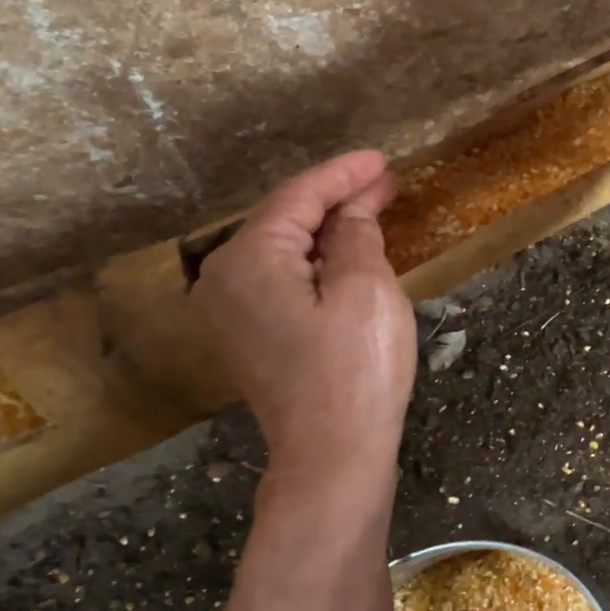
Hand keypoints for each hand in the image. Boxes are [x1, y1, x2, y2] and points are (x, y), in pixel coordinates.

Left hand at [194, 150, 415, 494]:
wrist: (333, 450)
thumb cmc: (355, 367)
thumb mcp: (367, 291)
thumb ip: (357, 238)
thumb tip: (352, 213)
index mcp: (249, 260)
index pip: (297, 199)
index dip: (342, 175)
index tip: (382, 160)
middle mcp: (225, 279)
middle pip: (284, 221)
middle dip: (335, 199)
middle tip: (384, 180)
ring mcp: (233, 311)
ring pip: (284, 250)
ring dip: (329, 228)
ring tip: (372, 208)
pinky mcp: (251, 335)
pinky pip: (284, 277)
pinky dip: (318, 259)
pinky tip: (348, 253)